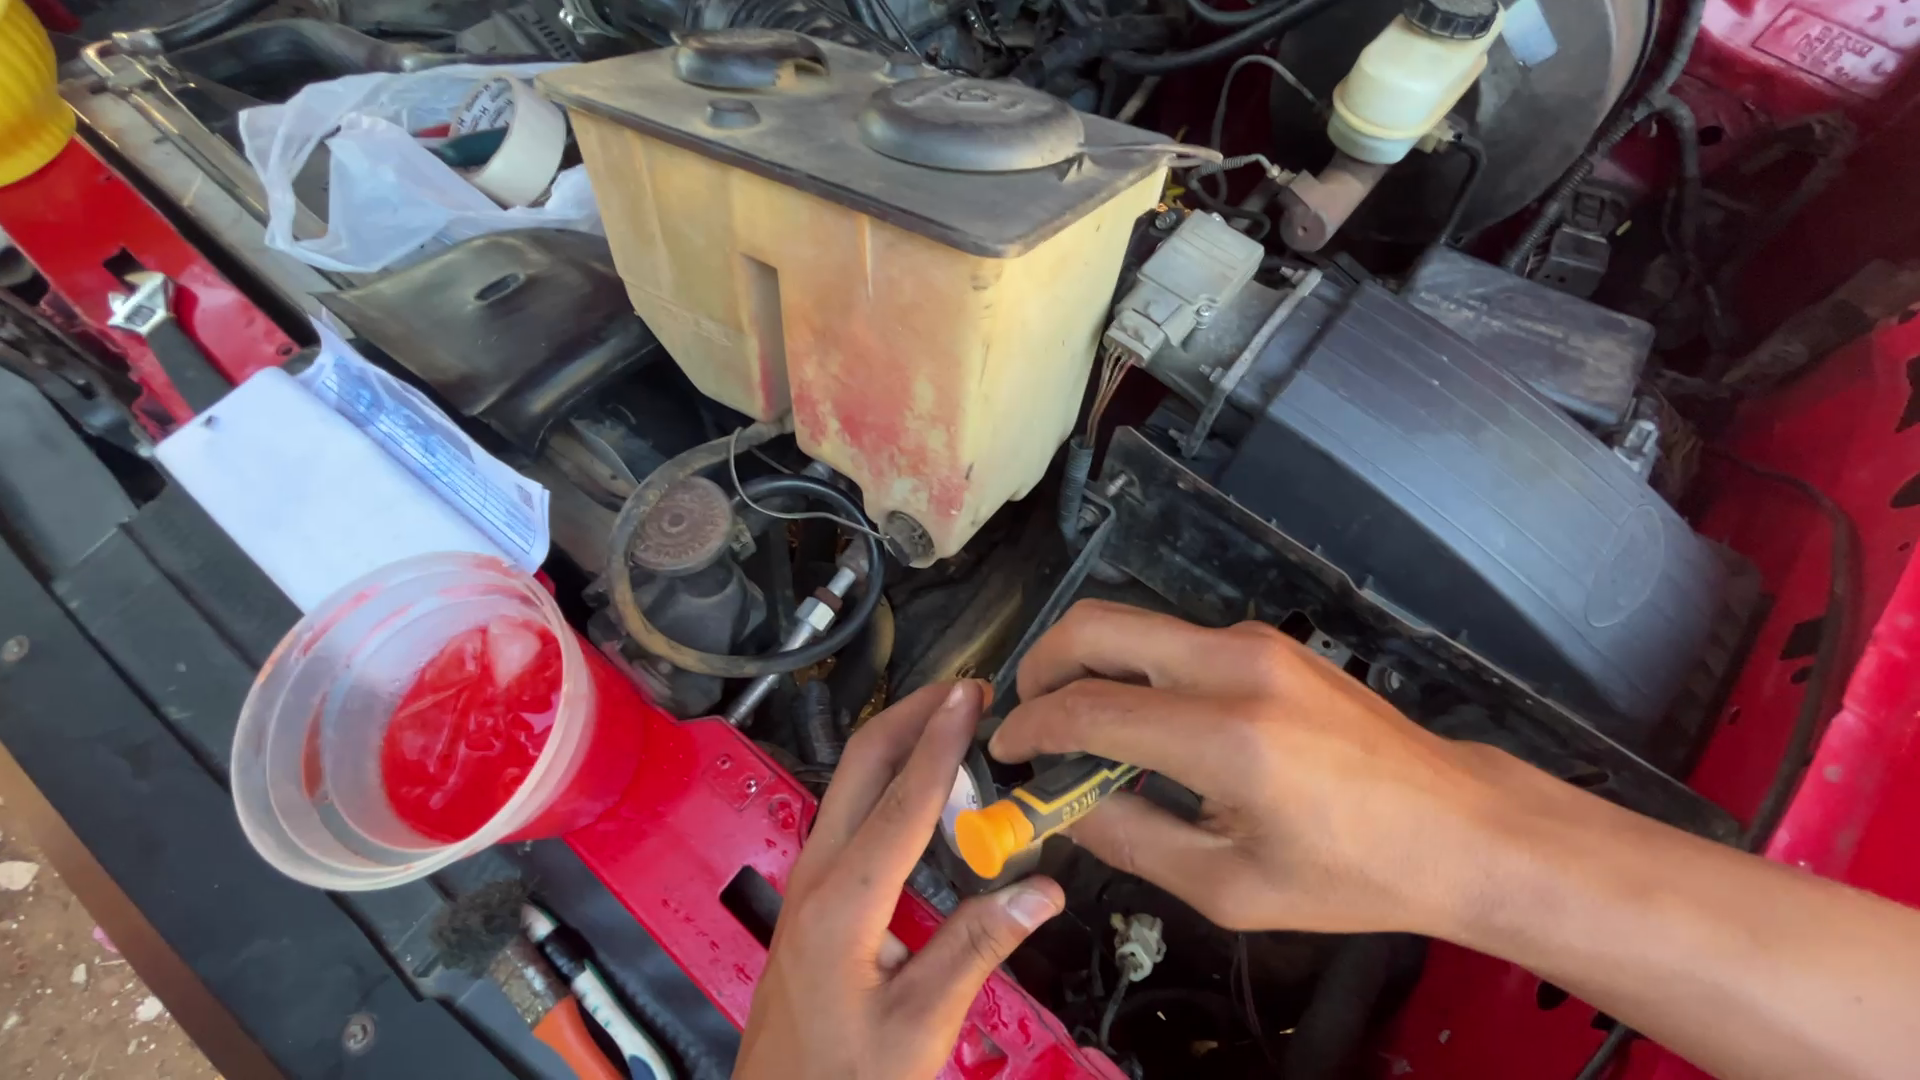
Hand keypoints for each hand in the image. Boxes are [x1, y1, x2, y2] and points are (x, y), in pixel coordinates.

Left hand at [735, 680, 1065, 1079]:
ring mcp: (810, 876)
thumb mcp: (919, 1025)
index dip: (942, 743)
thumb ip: (977, 948)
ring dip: (902, 739)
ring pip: (854, 780)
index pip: (903, 802)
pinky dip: (893, 776)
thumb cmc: (843, 1077)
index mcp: (842, 902)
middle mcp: (817, 872)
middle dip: (912, 715)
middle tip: (967, 691)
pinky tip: (927, 784)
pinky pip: (854, 808)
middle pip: (862, 764)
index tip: (970, 696)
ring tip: (954, 721)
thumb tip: (1041, 890)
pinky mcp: (815, 888)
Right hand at [988, 600, 1526, 936]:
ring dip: (1087, 666)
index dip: (1032, 726)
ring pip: (1130, 625)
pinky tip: (1143, 723)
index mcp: (1227, 736)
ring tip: (1080, 730)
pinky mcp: (1262, 639)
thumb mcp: (1228, 886)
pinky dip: (1131, 671)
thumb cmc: (1351, 874)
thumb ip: (1128, 837)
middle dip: (1042, 664)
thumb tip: (1060, 805)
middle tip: (1028, 716)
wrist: (1461, 825)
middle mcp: (1233, 665)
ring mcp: (1250, 641)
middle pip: (1096, 625)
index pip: (1089, 708)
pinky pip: (1169, 640)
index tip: (1005, 751)